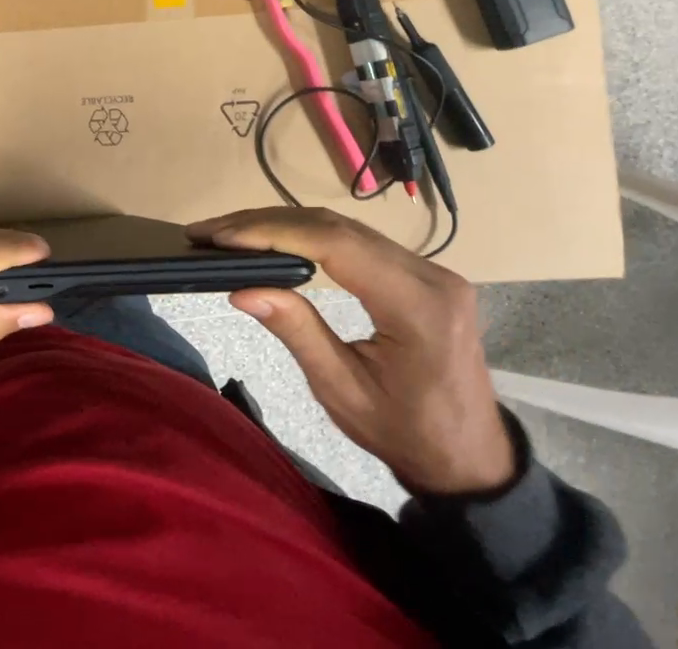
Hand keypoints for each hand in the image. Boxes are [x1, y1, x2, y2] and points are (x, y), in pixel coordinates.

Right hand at [186, 208, 516, 495]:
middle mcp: (431, 275)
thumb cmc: (405, 431)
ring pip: (344, 227)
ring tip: (227, 233)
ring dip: (281, 224)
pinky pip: (356, 241)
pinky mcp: (421, 276)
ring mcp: (430, 272)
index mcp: (417, 304)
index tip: (219, 238)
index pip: (334, 245)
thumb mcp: (341, 389)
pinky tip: (271, 240)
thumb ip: (297, 332)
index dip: (271, 233)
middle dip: (265, 222)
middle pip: (336, 227)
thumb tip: (242, 290)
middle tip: (207, 232)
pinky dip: (306, 235)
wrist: (469, 456)